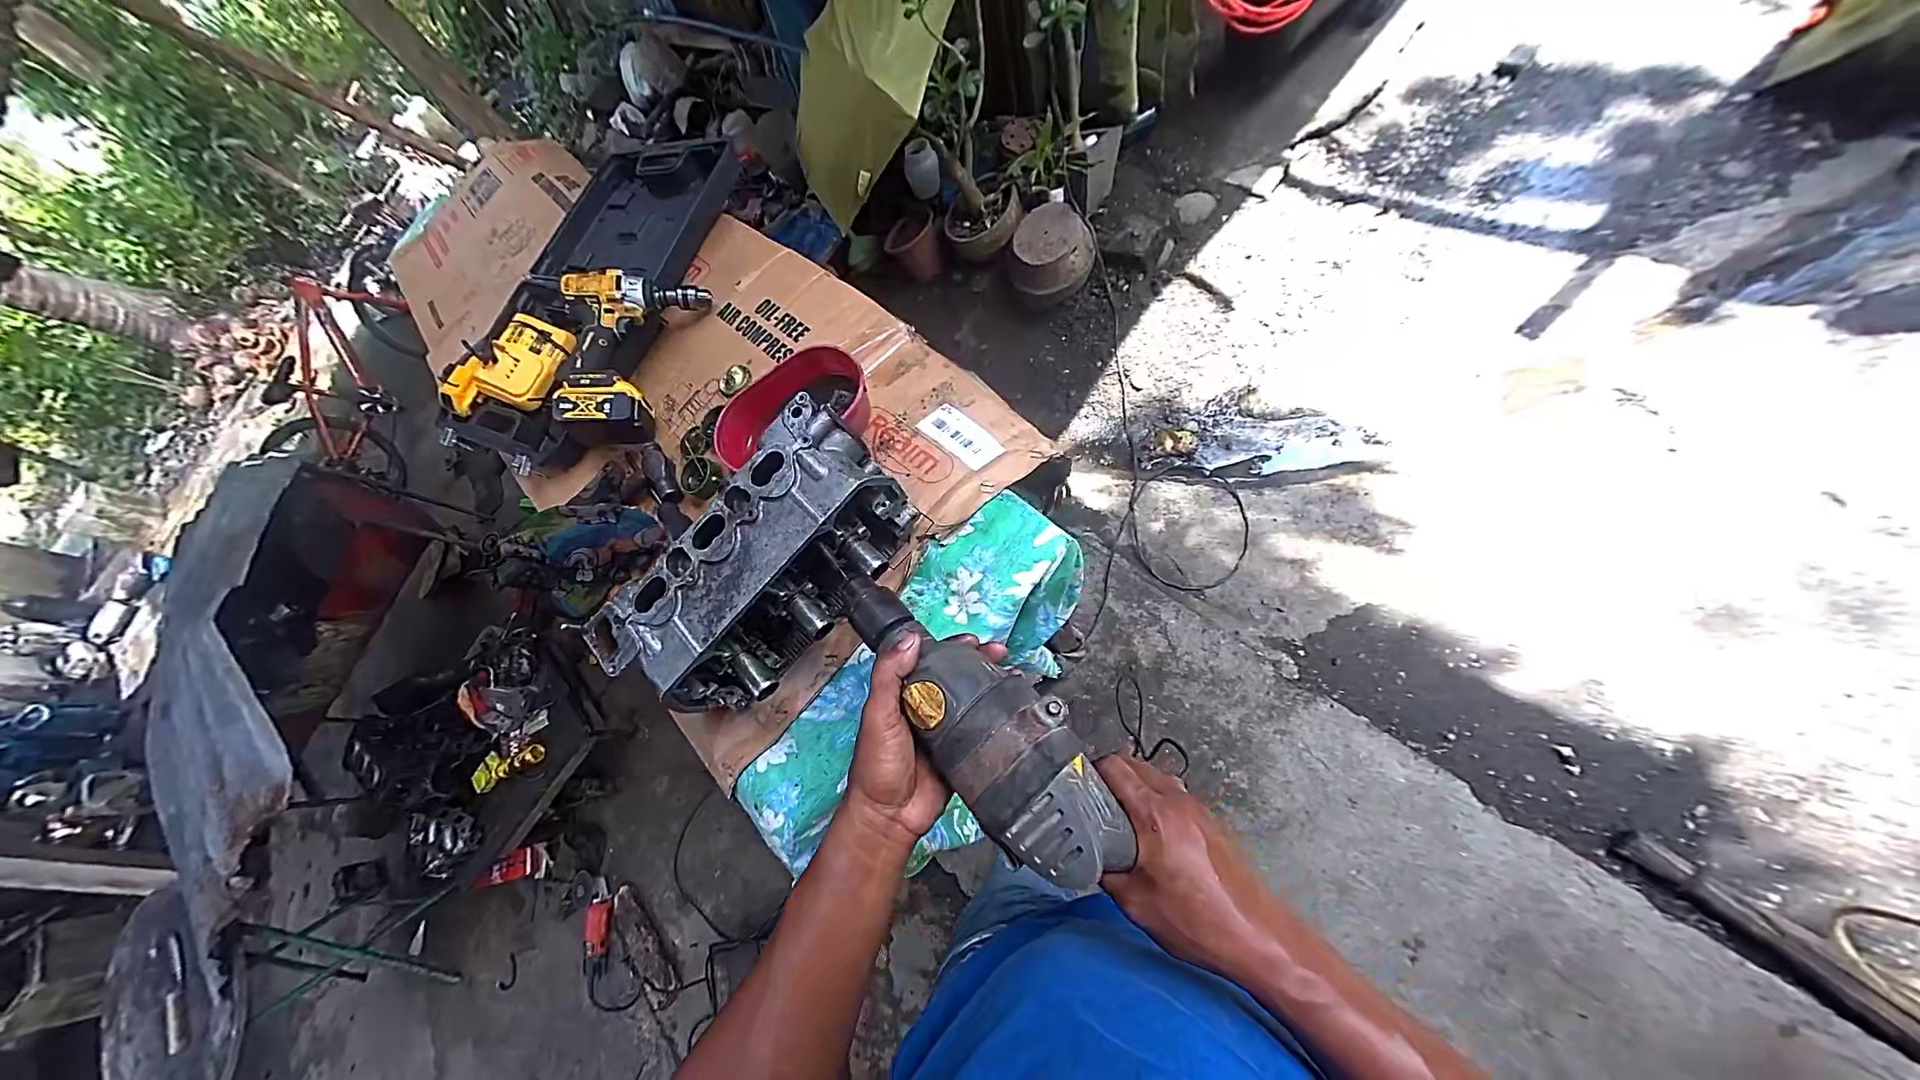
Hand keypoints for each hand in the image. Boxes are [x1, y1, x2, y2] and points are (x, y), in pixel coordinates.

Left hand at [844, 633, 1006, 851]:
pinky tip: (1013, 703)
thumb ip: (889, 675)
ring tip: (1010, 671)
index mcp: (905, 693)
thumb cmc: (875, 766)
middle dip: (980, 660)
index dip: (953, 647)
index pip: (931, 660)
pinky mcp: (962, 748)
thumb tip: (909, 639)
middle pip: (958, 675)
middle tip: (998, 652)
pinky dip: (998, 713)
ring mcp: (947, 727)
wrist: (890, 816)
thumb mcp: (877, 714)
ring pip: (973, 697)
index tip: (972, 641)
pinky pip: (982, 726)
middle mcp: (928, 706)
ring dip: (992, 682)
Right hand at [1097, 755, 1278, 981]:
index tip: (1078, 780)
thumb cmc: (1204, 924)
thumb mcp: (1135, 903)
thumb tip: (1091, 860)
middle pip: (1134, 764)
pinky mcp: (1212, 822)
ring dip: (1136, 785)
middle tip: (1094, 797)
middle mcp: (1178, 803)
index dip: (1091, 769)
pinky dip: (1157, 800)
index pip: (1114, 767)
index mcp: (1155, 815)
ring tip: (1121, 813)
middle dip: (1110, 774)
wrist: (1257, 938)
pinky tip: (1152, 831)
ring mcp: (1198, 809)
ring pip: (1156, 777)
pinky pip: (1175, 795)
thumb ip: (1106, 872)